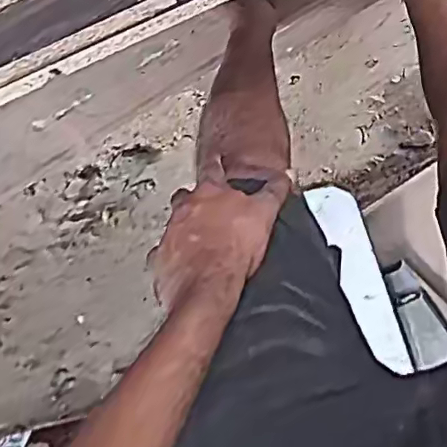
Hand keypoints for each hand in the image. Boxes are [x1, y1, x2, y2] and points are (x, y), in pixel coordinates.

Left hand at [150, 171, 290, 313]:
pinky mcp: (161, 260)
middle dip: (194, 200)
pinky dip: (171, 258)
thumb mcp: (264, 214)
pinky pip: (163, 255)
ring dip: (183, 229)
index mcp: (209, 192)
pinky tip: (182, 266)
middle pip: (185, 196)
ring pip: (174, 224)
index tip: (216, 159)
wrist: (208, 287)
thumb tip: (285, 177)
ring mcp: (170, 233)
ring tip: (197, 241)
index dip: (216, 163)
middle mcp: (185, 208)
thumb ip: (274, 192)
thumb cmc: (234, 249)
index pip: (212, 169)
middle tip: (207, 210)